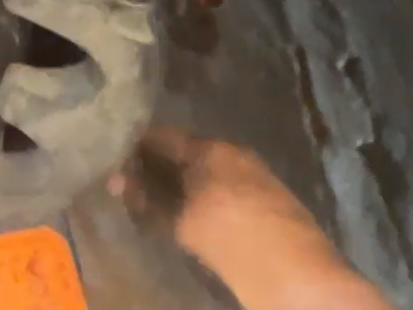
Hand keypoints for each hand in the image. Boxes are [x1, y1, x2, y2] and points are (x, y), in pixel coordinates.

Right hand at [114, 127, 393, 309]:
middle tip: (134, 183)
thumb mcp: (180, 219)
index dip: (136, 145)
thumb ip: (146, 199)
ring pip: (208, 172)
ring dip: (184, 184)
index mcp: (210, 146)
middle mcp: (233, 153)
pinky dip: (206, 197)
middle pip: (186, 153)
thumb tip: (115, 182)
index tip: (117, 158)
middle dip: (160, 166)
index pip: (161, 135)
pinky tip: (194, 215)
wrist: (297, 276)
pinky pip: (226, 189)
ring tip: (160, 201)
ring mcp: (256, 176)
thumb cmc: (230, 235)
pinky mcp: (271, 202)